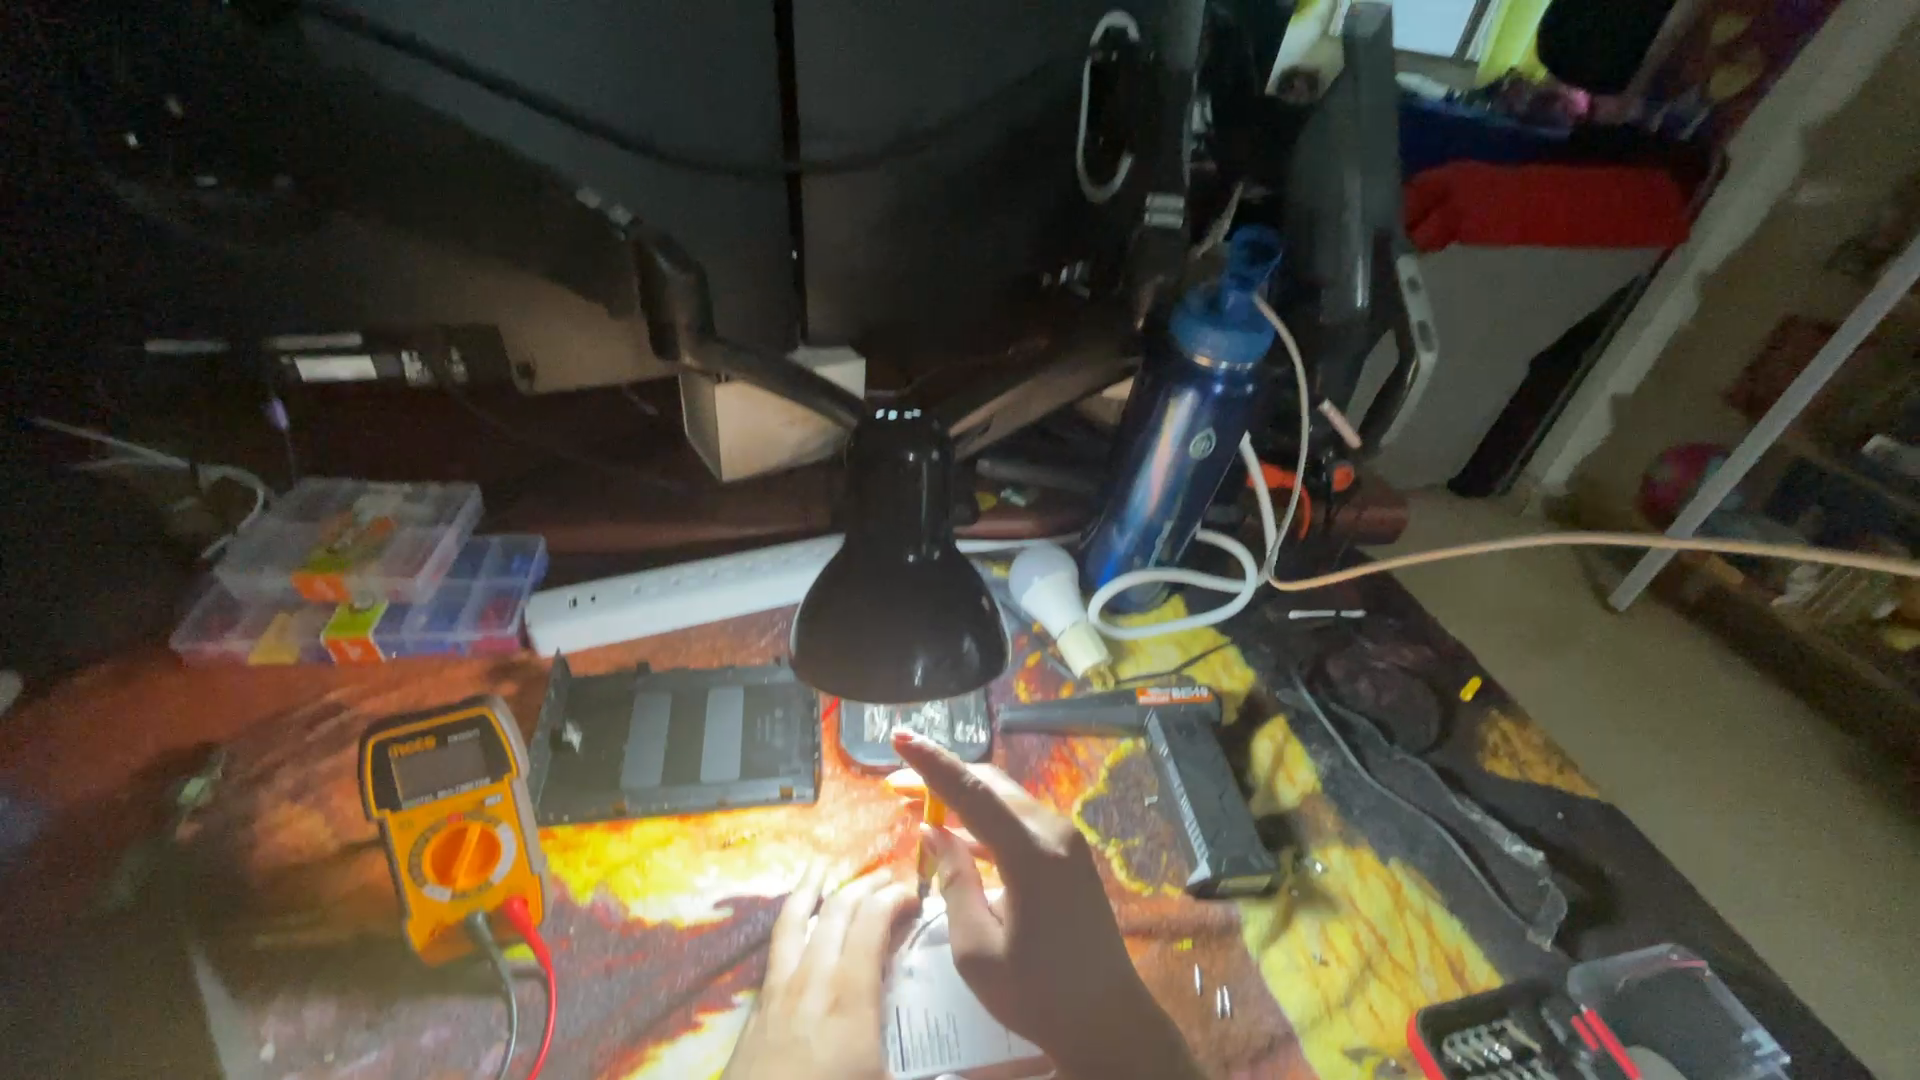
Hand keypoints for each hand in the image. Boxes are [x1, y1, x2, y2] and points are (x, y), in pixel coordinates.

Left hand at [721, 866, 918, 1079]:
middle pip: (838, 910)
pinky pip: (776, 947)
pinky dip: (789, 921)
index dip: (895, 898)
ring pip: (795, 919)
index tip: (915, 897)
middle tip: (889, 880)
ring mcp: (779, 990)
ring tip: (825, 867)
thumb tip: (976, 1075)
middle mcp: (813, 979)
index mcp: (850, 996)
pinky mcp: (757, 1008)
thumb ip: (929, 1076)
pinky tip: (793, 924)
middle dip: (866, 886)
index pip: (872, 921)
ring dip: (815, 889)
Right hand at [893, 732, 1204, 1079]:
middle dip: (943, 777)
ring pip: (1005, 799)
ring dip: (963, 797)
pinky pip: (1019, 819)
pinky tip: (959, 832)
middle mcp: (1053, 832)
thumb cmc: (1037, 993)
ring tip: (918, 803)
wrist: (1108, 1019)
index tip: (900, 736)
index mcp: (1031, 852)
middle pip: (990, 785)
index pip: (972, 791)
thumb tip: (935, 832)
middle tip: (898, 785)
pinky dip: (985, 818)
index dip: (932, 762)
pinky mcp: (1070, 853)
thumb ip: (953, 880)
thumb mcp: (976, 947)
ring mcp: (1066, 840)